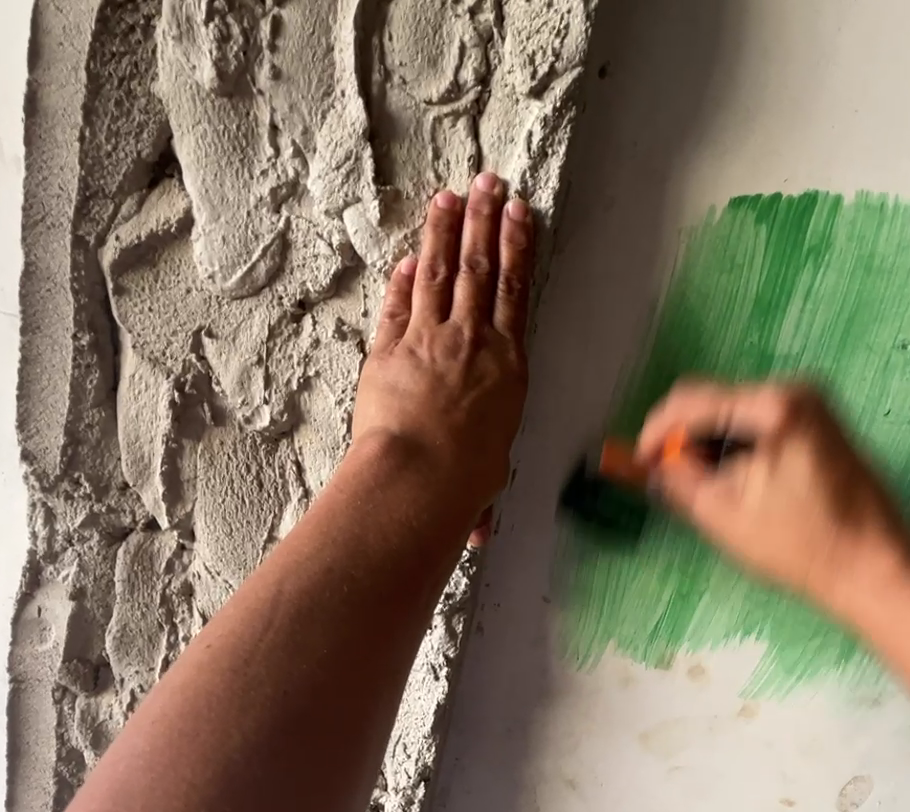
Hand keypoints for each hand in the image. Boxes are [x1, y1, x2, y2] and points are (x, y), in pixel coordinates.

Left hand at [351, 173, 534, 537]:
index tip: (520, 214)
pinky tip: (412, 255)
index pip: (515, 293)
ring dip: (446, 234)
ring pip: (442, 275)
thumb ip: (480, 485)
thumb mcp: (486, 479)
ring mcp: (429, 340)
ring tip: (452, 198)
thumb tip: (477, 530)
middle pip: (480, 269)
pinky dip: (406, 279)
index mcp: (507, 366)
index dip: (517, 248)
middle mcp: (472, 342)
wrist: (419, 477)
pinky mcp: (389, 349)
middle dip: (485, 221)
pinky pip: (400, 305)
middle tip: (488, 183)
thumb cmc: (464, 481)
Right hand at [638, 379, 909, 604]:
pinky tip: (739, 488)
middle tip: (672, 484)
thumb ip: (679, 480)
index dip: (656, 432)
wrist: (879, 567)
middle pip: (714, 403)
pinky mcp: (821, 424)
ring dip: (711, 449)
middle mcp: (794, 390)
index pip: (690, 400)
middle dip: (685, 442)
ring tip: (706, 493)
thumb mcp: (723, 516)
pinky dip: (738, 451)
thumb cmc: (802, 545)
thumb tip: (656, 463)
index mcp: (772, 405)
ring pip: (735, 416)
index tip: (638, 464)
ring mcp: (813, 405)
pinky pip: (760, 426)